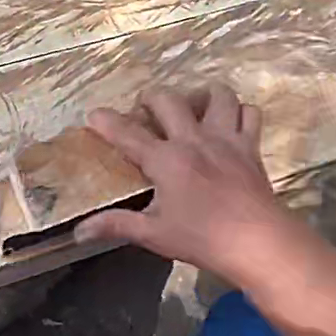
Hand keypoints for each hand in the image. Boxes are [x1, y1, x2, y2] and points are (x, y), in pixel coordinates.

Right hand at [76, 85, 307, 287]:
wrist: (257, 240)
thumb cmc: (202, 238)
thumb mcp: (154, 234)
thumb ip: (117, 225)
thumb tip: (79, 231)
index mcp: (166, 159)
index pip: (128, 134)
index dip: (107, 122)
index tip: (94, 113)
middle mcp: (194, 139)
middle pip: (168, 100)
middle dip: (151, 98)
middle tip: (145, 111)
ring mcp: (226, 138)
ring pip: (217, 95)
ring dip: (202, 95)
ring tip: (193, 108)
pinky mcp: (251, 146)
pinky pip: (250, 114)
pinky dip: (240, 113)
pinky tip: (231, 123)